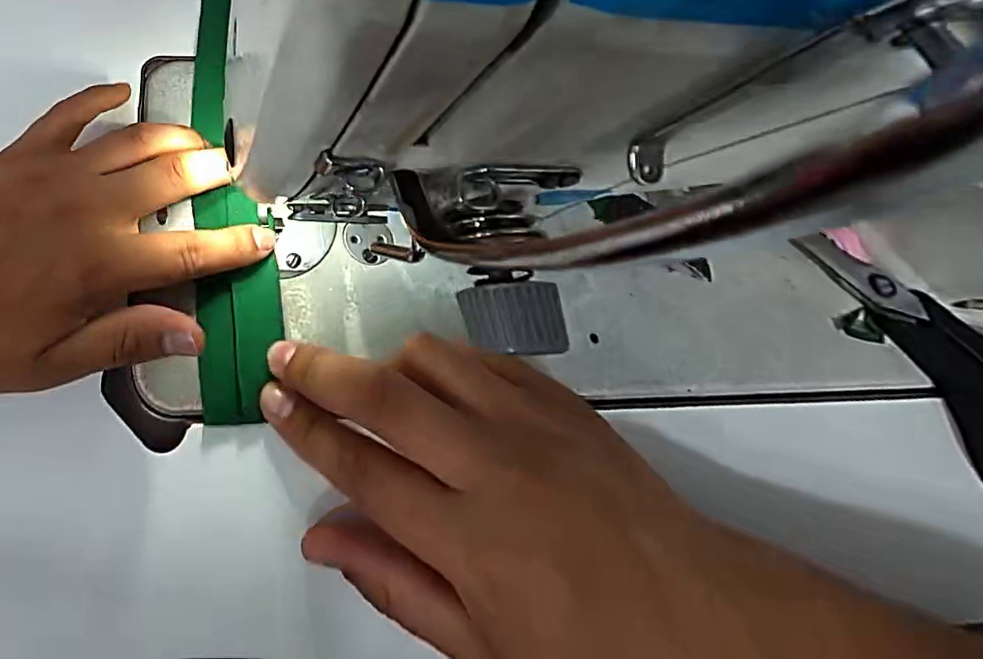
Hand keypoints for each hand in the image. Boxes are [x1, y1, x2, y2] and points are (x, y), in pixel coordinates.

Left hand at [0, 84, 274, 419]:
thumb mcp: (50, 362)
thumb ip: (125, 340)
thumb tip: (195, 331)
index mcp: (102, 264)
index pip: (192, 250)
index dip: (236, 244)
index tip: (264, 237)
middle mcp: (91, 207)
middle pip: (174, 175)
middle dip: (215, 173)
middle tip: (235, 176)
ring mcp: (56, 171)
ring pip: (135, 138)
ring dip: (176, 135)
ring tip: (199, 141)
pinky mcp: (22, 153)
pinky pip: (70, 113)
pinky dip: (98, 98)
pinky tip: (119, 94)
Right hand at [261, 336, 982, 658]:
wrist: (711, 623)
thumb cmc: (588, 653)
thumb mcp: (482, 649)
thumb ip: (392, 583)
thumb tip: (318, 536)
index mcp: (469, 541)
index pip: (361, 468)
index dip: (306, 430)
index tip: (272, 399)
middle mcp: (492, 468)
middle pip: (384, 397)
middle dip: (321, 371)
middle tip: (283, 354)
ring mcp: (530, 423)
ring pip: (431, 359)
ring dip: (384, 362)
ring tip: (365, 380)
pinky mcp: (561, 400)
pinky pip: (482, 357)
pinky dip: (443, 362)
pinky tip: (434, 382)